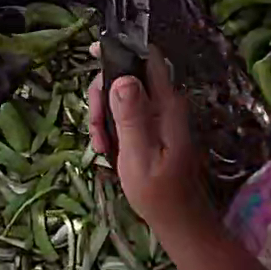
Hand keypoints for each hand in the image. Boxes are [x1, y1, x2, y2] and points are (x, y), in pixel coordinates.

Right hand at [88, 50, 214, 238]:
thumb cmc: (159, 193)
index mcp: (166, 105)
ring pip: (122, 95)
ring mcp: (159, 114)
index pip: (148, 58)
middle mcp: (165, 103)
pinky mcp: (152, 126)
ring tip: (102, 146)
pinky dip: (111, 127)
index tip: (92, 53)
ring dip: (104, 116)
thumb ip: (131, 117)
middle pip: (127, 76)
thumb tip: (121, 78)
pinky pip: (125, 113)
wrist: (178, 221)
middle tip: (96, 129)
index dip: (121, 48)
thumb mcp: (139, 156)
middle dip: (103, 96)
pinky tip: (109, 150)